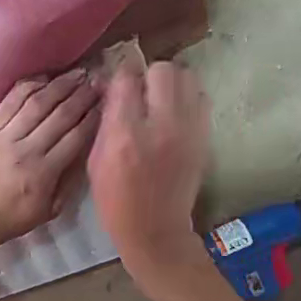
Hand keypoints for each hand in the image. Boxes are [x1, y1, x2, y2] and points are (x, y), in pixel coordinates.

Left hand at [0, 68, 100, 252]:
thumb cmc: (7, 220)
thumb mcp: (46, 212)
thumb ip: (66, 184)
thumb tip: (84, 156)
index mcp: (44, 173)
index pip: (76, 138)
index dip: (93, 118)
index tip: (106, 103)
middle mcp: (27, 151)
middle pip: (60, 116)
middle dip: (82, 96)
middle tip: (96, 81)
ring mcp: (3, 138)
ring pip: (37, 104)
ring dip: (59, 86)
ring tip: (75, 74)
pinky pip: (9, 103)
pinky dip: (28, 87)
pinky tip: (42, 78)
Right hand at [88, 57, 214, 300]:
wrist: (156, 230)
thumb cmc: (116, 200)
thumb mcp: (96, 162)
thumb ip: (106, 121)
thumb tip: (112, 89)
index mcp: (125, 134)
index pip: (126, 79)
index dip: (120, 78)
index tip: (117, 86)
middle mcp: (160, 125)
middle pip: (162, 70)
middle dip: (148, 76)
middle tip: (141, 94)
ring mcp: (188, 129)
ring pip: (187, 77)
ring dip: (171, 83)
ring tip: (160, 101)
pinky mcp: (204, 136)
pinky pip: (200, 98)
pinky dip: (187, 98)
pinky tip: (175, 115)